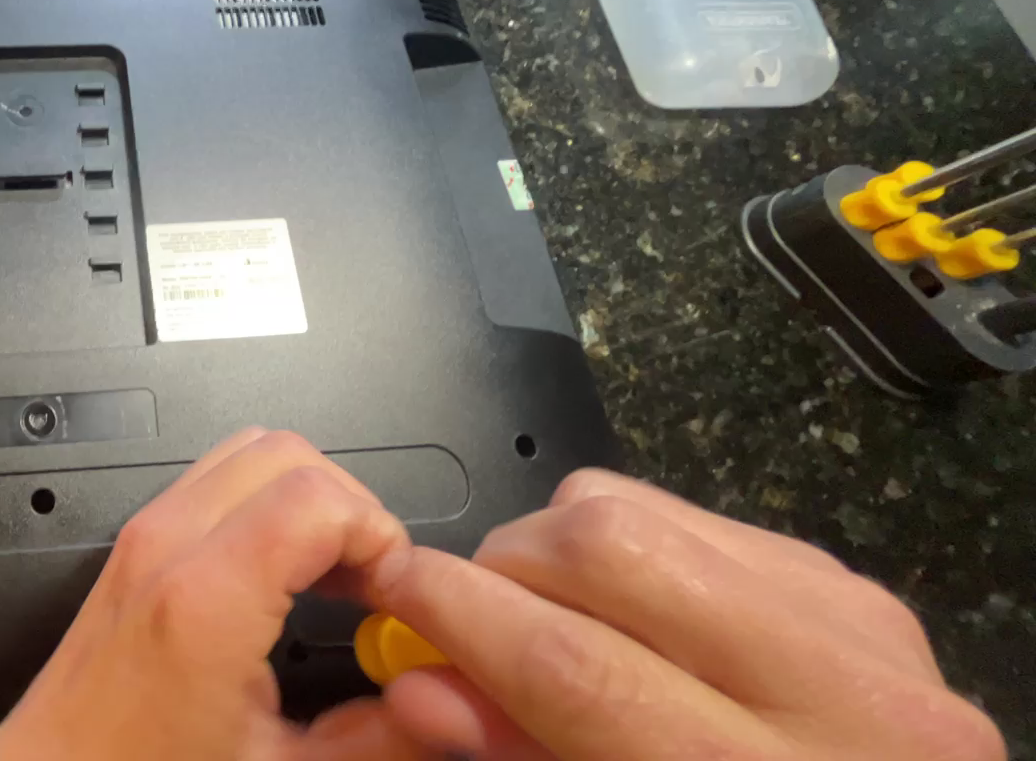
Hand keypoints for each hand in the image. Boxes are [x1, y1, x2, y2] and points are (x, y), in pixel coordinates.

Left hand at [0, 427, 426, 760]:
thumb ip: (375, 739)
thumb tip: (438, 699)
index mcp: (203, 601)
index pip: (314, 497)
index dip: (376, 530)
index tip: (395, 585)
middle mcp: (168, 544)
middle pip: (285, 453)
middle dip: (349, 504)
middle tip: (372, 576)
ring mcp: (146, 529)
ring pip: (250, 449)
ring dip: (307, 494)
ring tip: (334, 569)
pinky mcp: (140, 534)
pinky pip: (219, 475)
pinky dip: (268, 499)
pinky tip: (286, 565)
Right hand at [371, 468, 1006, 759]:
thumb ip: (510, 753)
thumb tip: (412, 679)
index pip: (571, 666)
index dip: (454, 611)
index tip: (387, 582)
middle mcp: (847, 699)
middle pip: (599, 547)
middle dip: (501, 565)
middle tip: (480, 611)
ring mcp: (854, 625)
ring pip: (623, 505)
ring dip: (547, 544)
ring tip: (558, 611)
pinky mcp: (842, 581)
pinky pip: (669, 506)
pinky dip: (607, 538)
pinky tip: (631, 608)